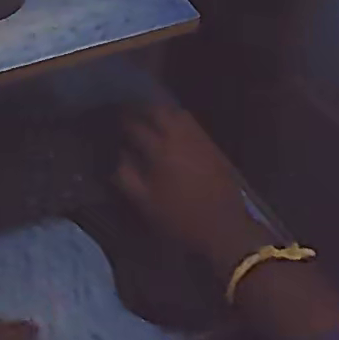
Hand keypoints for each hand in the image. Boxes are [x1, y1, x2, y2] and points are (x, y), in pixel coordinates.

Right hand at [115, 104, 269, 271]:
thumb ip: (126, 177)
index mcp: (160, 152)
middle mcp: (179, 139)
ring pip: (178, 113)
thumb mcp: (146, 203)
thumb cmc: (181, 218)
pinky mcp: (213, 147)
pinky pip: (193, 124)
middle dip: (142, 109)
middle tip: (131, 113)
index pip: (136, 127)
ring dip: (162, 112)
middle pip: (159, 111)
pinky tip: (174, 129)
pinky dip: (179, 120)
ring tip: (151, 117)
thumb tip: (118, 156)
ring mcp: (199, 141)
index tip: (113, 124)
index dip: (122, 123)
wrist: (226, 230)